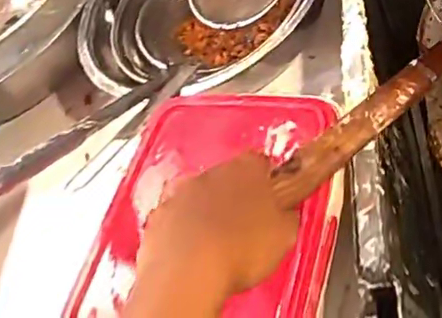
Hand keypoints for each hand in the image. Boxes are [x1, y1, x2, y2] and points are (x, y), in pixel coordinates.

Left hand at [124, 152, 298, 317]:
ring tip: (213, 245)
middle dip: (233, 196)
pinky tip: (188, 256)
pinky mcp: (155, 221)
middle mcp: (215, 171)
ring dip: (204, 213)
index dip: (266, 183)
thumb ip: (287, 215)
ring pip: (198, 198)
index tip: (268, 203)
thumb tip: (285, 214)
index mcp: (249, 166)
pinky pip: (173, 222)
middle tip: (241, 225)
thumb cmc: (243, 250)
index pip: (262, 163)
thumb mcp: (285, 233)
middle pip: (227, 177)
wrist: (187, 278)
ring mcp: (181, 194)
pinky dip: (179, 234)